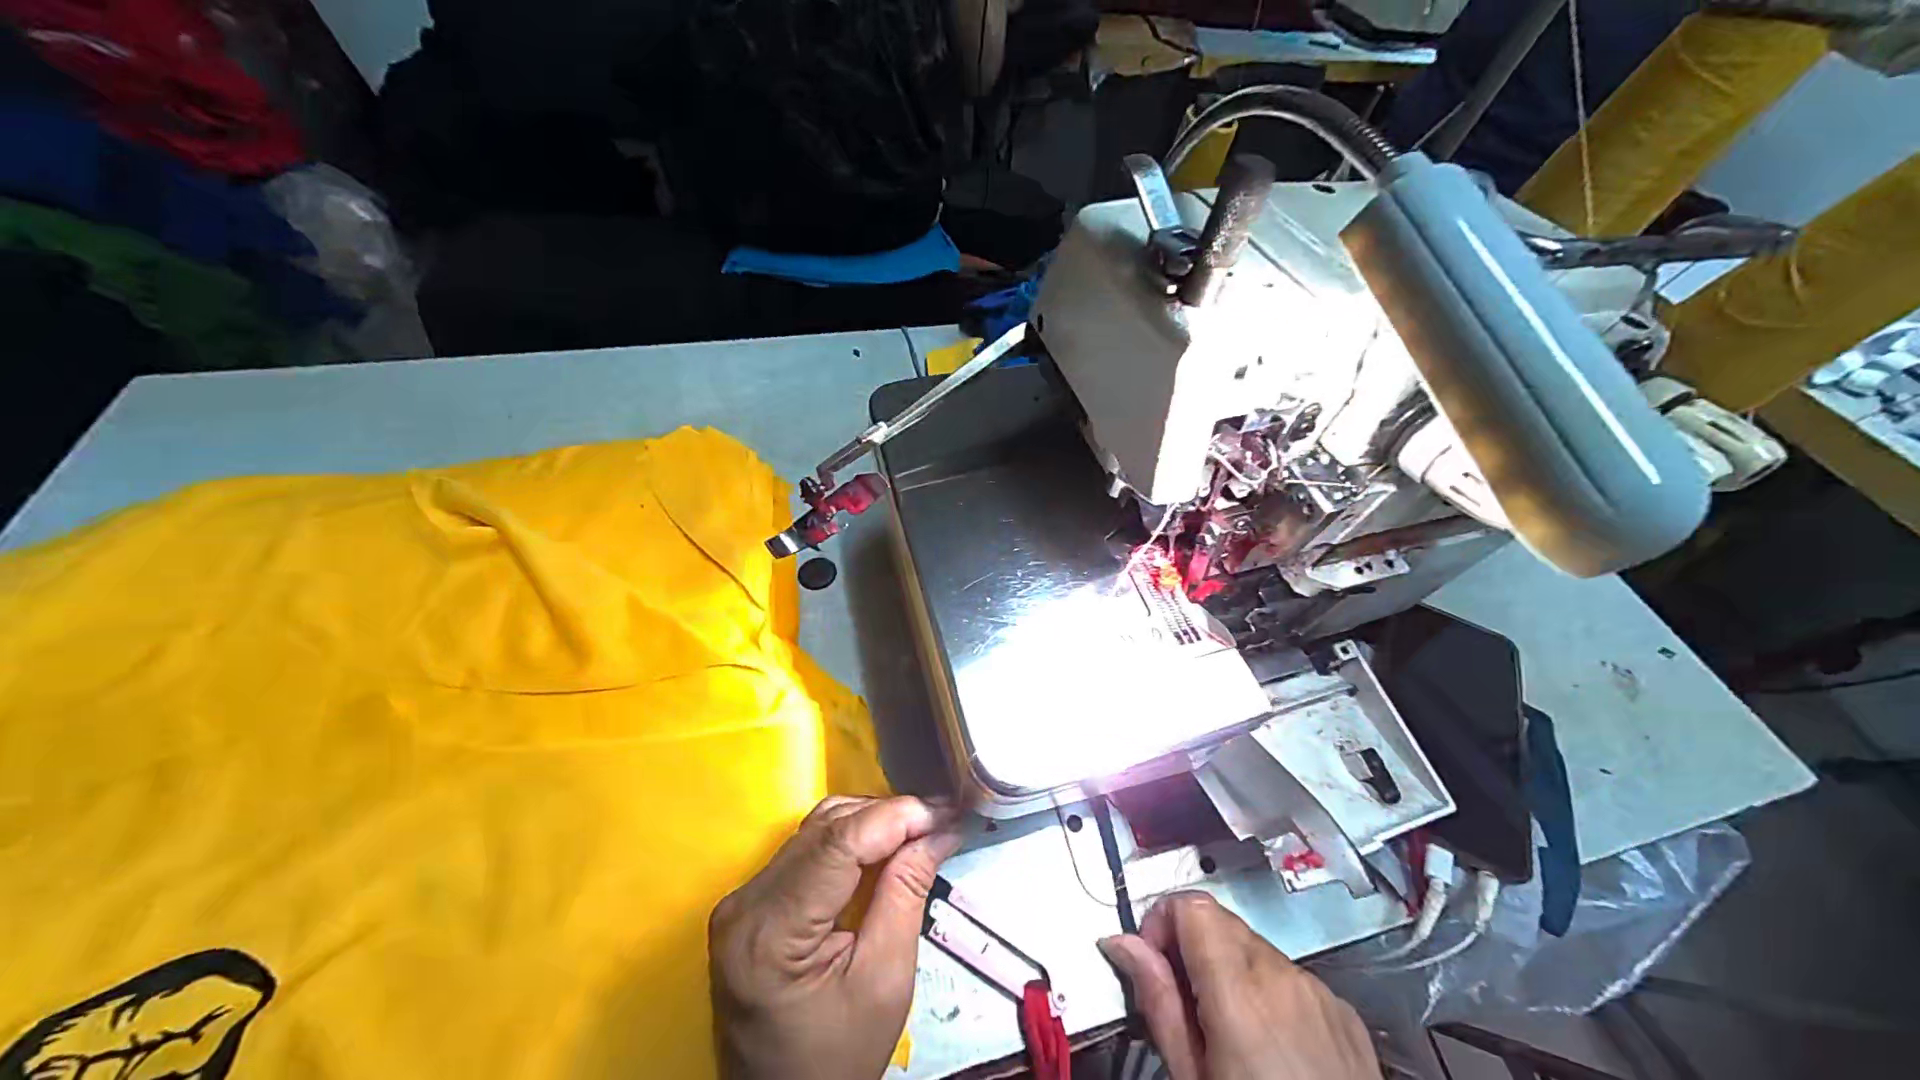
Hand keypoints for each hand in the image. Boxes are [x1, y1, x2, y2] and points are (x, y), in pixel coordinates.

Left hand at [709, 796, 962, 1079]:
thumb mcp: (885, 981)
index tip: (946, 813)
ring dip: (871, 822)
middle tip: (941, 822)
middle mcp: (745, 902)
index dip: (896, 816)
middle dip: (889, 816)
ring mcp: (742, 899)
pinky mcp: (750, 902)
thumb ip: (906, 894)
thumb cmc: (838, 1058)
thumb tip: (936, 830)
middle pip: (825, 829)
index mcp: (772, 930)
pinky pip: (807, 849)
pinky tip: (884, 846)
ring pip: (816, 830)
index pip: (838, 843)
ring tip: (920, 832)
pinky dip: (850, 840)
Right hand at [1098, 892, 1377, 1079]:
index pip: (1191, 907)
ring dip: (1229, 969)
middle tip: (1182, 1001)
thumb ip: (1158, 1001)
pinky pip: (1290, 978)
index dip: (1163, 923)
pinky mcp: (1343, 1013)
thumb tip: (1124, 945)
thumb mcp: (1191, 1076)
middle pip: (1220, 921)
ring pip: (1254, 948)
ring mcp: (1317, 993)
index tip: (1154, 961)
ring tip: (1226, 1031)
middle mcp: (1282, 977)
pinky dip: (1268, 992)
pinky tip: (1269, 1045)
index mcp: (1238, 992)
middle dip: (1191, 946)